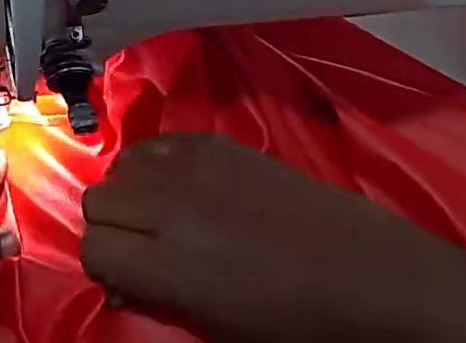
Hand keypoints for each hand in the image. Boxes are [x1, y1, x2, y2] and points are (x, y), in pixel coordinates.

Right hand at [82, 134, 465, 342]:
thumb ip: (158, 297)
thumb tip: (119, 281)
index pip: (93, 249)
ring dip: (127, 193)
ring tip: (159, 213)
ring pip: (116, 168)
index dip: (104, 267)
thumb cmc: (303, 321)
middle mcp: (167, 207)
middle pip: (94, 202)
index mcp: (173, 265)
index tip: (124, 277)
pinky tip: (179, 186)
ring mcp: (186, 166)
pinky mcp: (207, 141)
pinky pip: (151, 146)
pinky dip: (151, 166)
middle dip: (109, 228)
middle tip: (141, 247)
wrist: (372, 273)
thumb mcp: (223, 327)